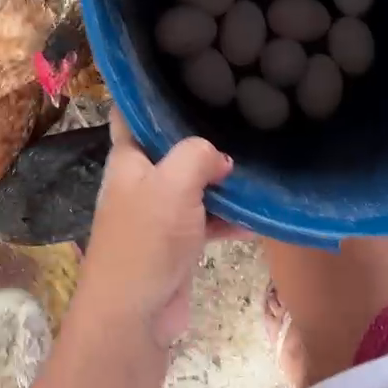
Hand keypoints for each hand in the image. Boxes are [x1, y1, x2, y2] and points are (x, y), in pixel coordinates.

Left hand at [77, 110, 242, 345]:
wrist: (134, 317)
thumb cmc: (146, 239)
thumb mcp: (173, 181)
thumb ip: (199, 154)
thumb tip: (221, 158)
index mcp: (128, 159)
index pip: (130, 112)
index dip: (148, 90)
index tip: (181, 70)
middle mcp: (141, 181)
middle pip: (171, 147)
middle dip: (200, 133)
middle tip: (236, 109)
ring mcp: (160, 214)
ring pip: (194, 184)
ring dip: (221, 178)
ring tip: (257, 157)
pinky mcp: (178, 245)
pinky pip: (208, 220)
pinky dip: (230, 217)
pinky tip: (259, 212)